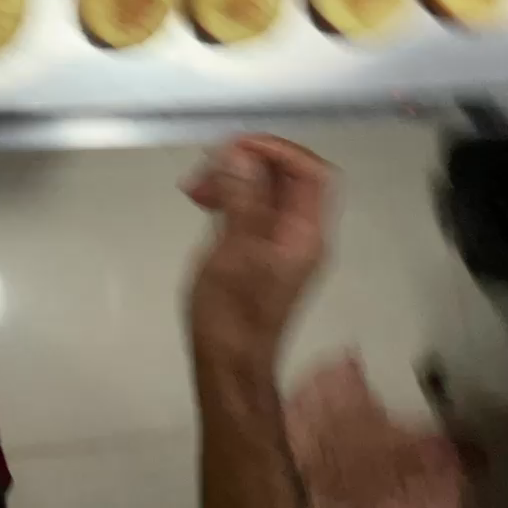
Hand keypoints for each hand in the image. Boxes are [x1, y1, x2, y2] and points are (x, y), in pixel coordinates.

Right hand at [183, 135, 333, 369]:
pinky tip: (202, 202)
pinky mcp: (258, 245)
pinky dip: (226, 194)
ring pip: (264, 187)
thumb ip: (242, 200)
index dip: (276, 150)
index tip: (232, 147)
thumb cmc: (231, 310)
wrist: (228, 360)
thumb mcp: (234, 251)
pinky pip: (250, 204)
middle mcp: (300, 232)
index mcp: (306, 233)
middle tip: (205, 170)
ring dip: (230, 177)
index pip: (312, 172)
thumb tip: (240, 154)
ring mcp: (280, 240)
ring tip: (195, 189)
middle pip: (287, 176)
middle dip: (246, 161)